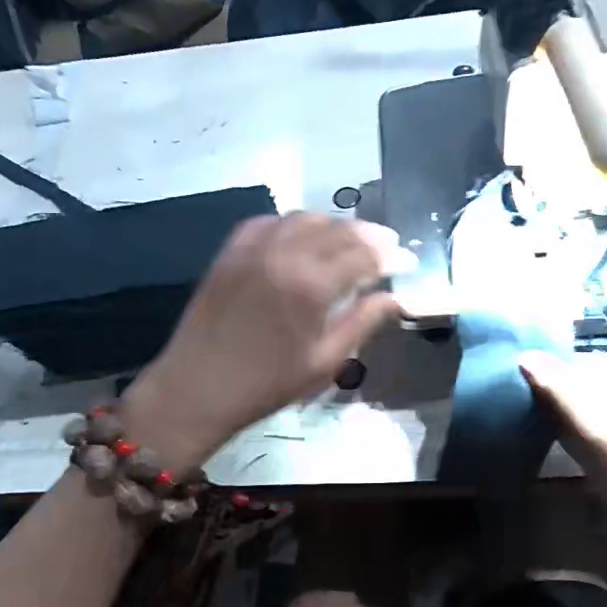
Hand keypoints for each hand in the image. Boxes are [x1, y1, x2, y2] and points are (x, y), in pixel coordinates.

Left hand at [120, 213, 409, 472]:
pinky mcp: (231, 251)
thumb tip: (397, 299)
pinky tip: (304, 235)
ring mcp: (254, 248)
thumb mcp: (325, 361)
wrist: (198, 388)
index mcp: (312, 286)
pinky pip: (269, 221)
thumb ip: (363, 322)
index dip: (391, 255)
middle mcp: (285, 255)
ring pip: (305, 218)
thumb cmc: (267, 384)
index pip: (365, 255)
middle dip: (369, 235)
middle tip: (388, 244)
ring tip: (351, 238)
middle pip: (339, 229)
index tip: (408, 260)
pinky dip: (294, 223)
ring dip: (335, 224)